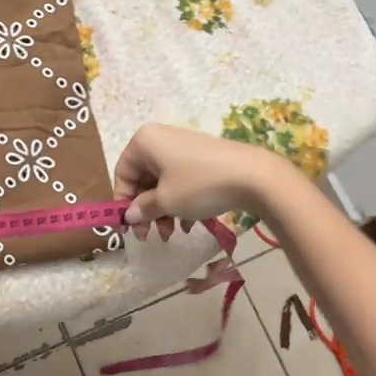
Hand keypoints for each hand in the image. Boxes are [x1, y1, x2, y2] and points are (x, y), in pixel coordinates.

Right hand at [113, 123, 302, 239]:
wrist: (253, 176)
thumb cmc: (199, 185)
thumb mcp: (167, 201)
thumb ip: (143, 209)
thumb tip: (128, 216)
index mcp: (144, 142)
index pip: (122, 173)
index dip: (124, 203)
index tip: (131, 228)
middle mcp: (159, 139)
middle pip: (142, 178)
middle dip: (146, 209)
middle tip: (151, 236)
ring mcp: (181, 146)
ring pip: (162, 181)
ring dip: (163, 209)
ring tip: (172, 234)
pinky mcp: (200, 157)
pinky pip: (179, 179)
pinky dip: (179, 201)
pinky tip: (188, 224)